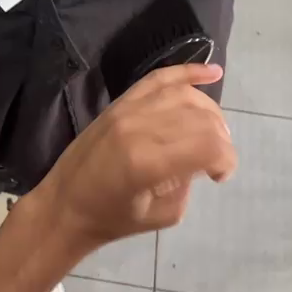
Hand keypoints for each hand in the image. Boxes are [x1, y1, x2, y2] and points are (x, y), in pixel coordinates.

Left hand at [20, 63, 234, 254]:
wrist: (64, 205)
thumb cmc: (111, 218)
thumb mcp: (163, 214)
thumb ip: (188, 183)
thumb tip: (202, 157)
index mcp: (148, 163)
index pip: (208, 145)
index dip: (226, 160)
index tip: (219, 177)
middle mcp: (138, 128)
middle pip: (201, 118)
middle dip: (221, 139)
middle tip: (215, 161)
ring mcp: (127, 110)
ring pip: (184, 95)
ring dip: (209, 111)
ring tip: (216, 132)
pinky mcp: (119, 103)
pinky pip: (158, 78)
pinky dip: (187, 72)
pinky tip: (213, 72)